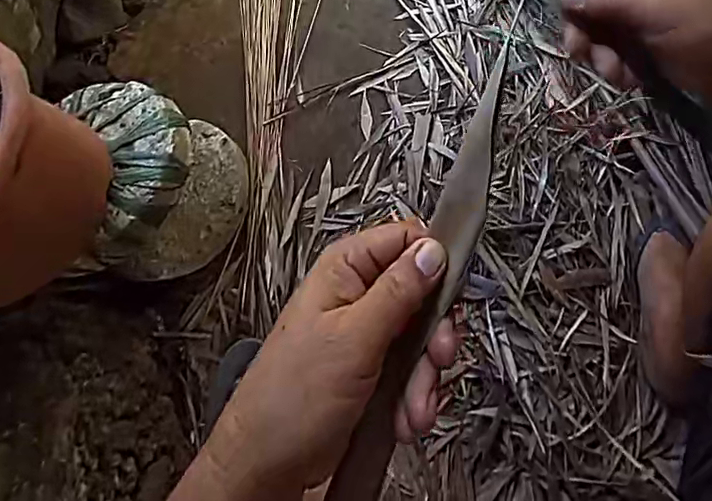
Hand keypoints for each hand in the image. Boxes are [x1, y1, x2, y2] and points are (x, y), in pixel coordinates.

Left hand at [178, 223, 460, 499]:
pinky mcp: (373, 366)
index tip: (447, 295)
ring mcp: (366, 331)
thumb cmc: (286, 403)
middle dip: (434, 333)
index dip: (434, 262)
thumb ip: (397, 291)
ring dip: (425, 374)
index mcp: (346, 267)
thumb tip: (432, 251)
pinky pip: (412, 368)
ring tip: (414, 403)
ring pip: (422, 334)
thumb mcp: (351, 339)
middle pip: (423, 291)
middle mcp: (358, 293)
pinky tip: (405, 416)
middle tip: (436, 356)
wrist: (264, 473)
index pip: (407, 239)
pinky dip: (415, 395)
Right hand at [542, 0, 711, 108]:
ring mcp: (636, 20)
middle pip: (586, 0)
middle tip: (580, 51)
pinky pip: (608, 53)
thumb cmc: (709, 32)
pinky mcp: (639, 48)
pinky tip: (631, 81)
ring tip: (617, 73)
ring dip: (597, 54)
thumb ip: (608, 0)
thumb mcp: (657, 11)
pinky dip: (613, 69)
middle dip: (582, 29)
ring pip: (593, 31)